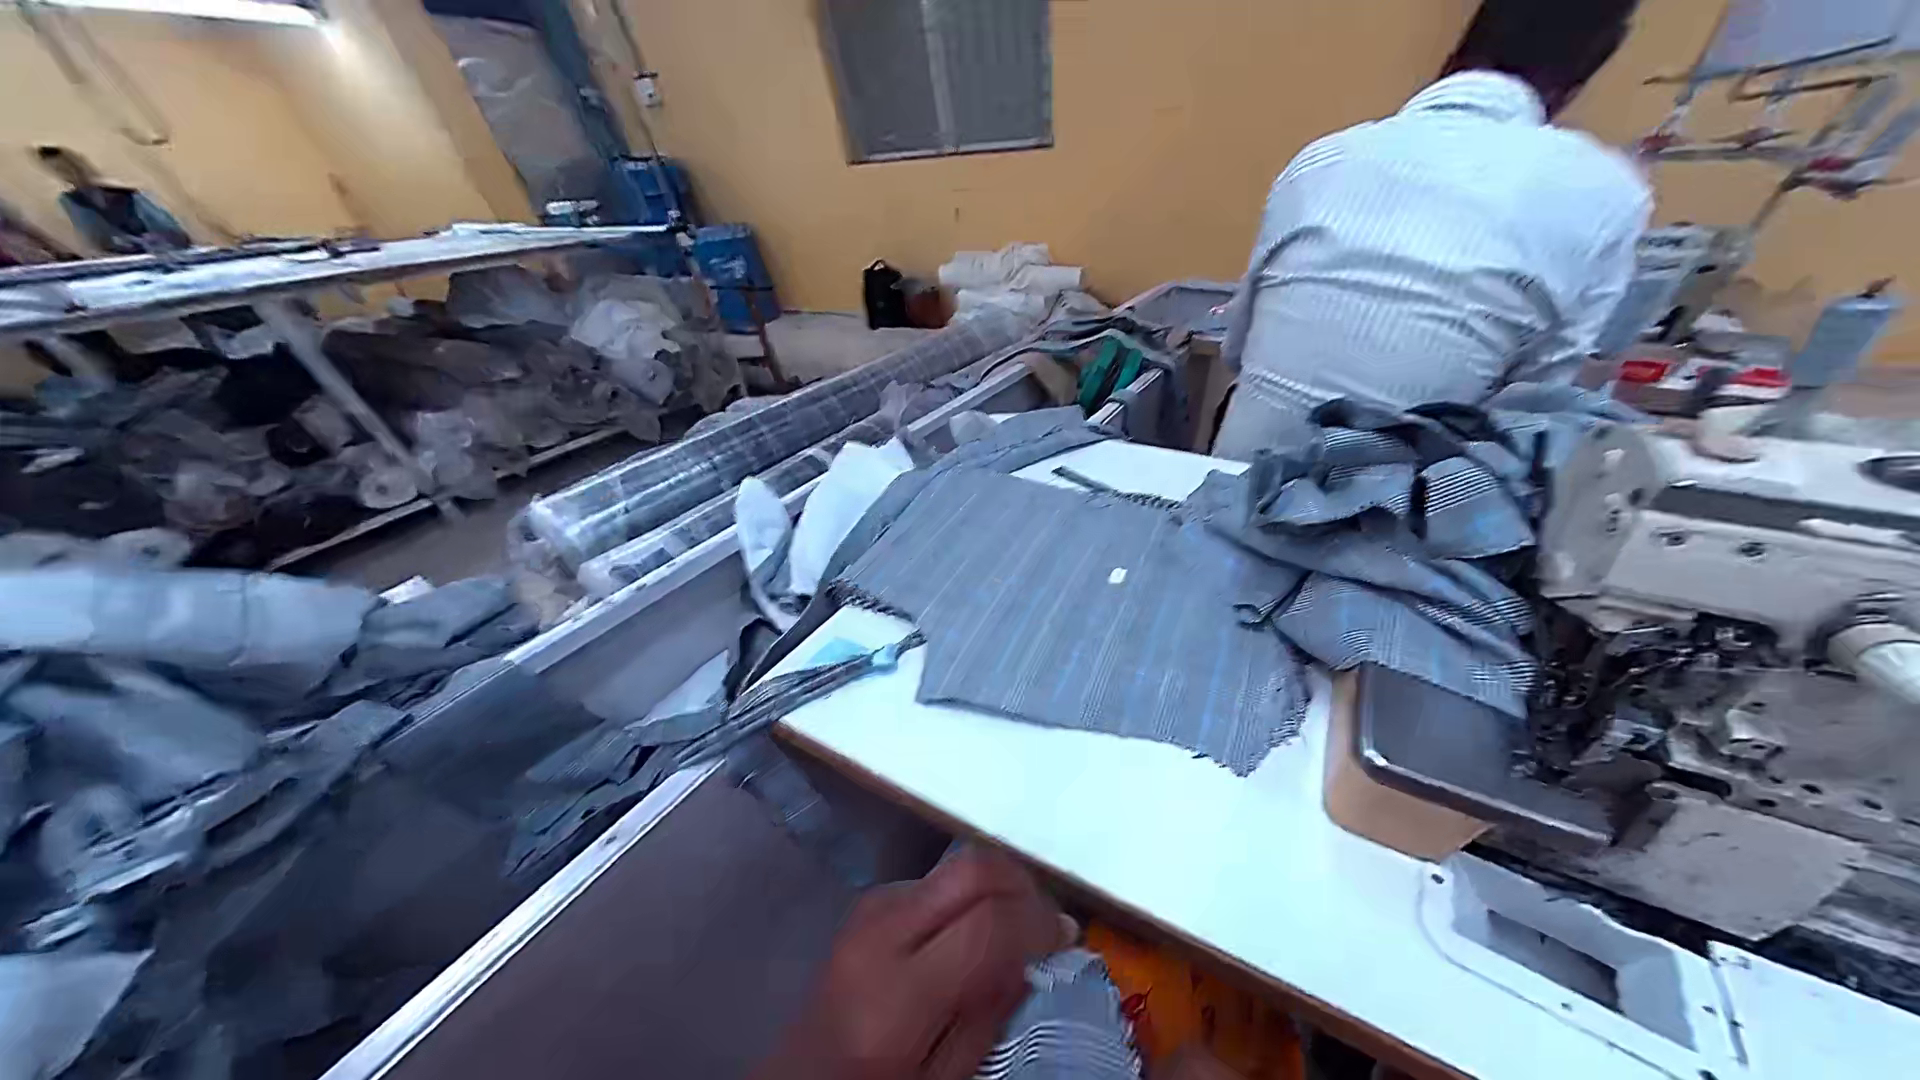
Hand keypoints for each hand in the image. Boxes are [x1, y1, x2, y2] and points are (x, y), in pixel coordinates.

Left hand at [754, 848, 1071, 1079]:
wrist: (800, 1076)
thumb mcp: (943, 1079)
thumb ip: (988, 1012)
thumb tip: (1035, 950)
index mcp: (896, 998)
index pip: (985, 927)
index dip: (1035, 923)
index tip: (1065, 937)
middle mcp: (881, 932)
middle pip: (970, 870)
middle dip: (1022, 882)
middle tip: (1047, 918)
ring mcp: (871, 905)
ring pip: (955, 865)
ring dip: (997, 884)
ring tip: (1019, 923)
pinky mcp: (870, 896)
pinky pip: (935, 877)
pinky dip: (969, 891)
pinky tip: (977, 925)